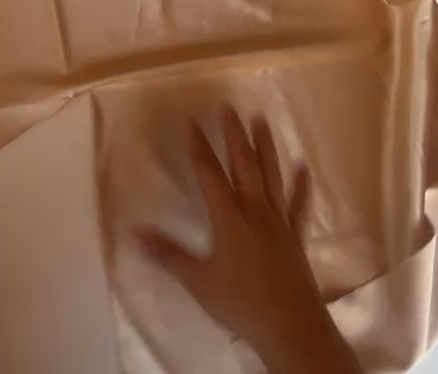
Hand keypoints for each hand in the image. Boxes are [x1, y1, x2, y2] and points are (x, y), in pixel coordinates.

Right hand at [138, 108, 359, 373]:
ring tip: (261, 119)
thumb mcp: (197, 280)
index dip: (199, 145)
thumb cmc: (241, 304)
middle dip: (233, 134)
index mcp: (228, 216)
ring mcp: (278, 221)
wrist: (292, 330)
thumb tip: (132, 231)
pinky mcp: (296, 236)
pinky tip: (305, 165)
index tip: (191, 119)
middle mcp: (254, 209)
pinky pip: (299, 204)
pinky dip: (302, 184)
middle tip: (228, 106)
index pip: (209, 172)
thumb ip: (166, 253)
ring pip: (271, 175)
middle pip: (243, 164)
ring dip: (265, 146)